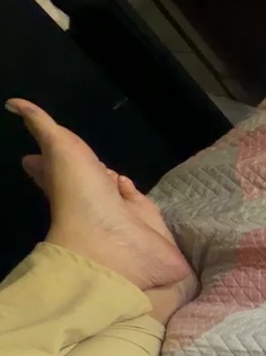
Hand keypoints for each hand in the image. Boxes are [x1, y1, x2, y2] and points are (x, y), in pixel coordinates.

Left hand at [9, 98, 198, 323]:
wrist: (123, 251)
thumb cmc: (86, 204)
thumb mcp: (63, 156)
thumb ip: (48, 130)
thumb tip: (18, 104)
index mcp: (70, 183)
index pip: (59, 163)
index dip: (57, 152)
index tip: (54, 138)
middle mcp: (99, 201)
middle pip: (95, 181)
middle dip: (95, 171)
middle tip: (96, 162)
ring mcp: (130, 219)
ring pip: (125, 198)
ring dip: (125, 189)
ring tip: (124, 179)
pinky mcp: (158, 234)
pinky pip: (153, 216)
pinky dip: (150, 207)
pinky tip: (149, 200)